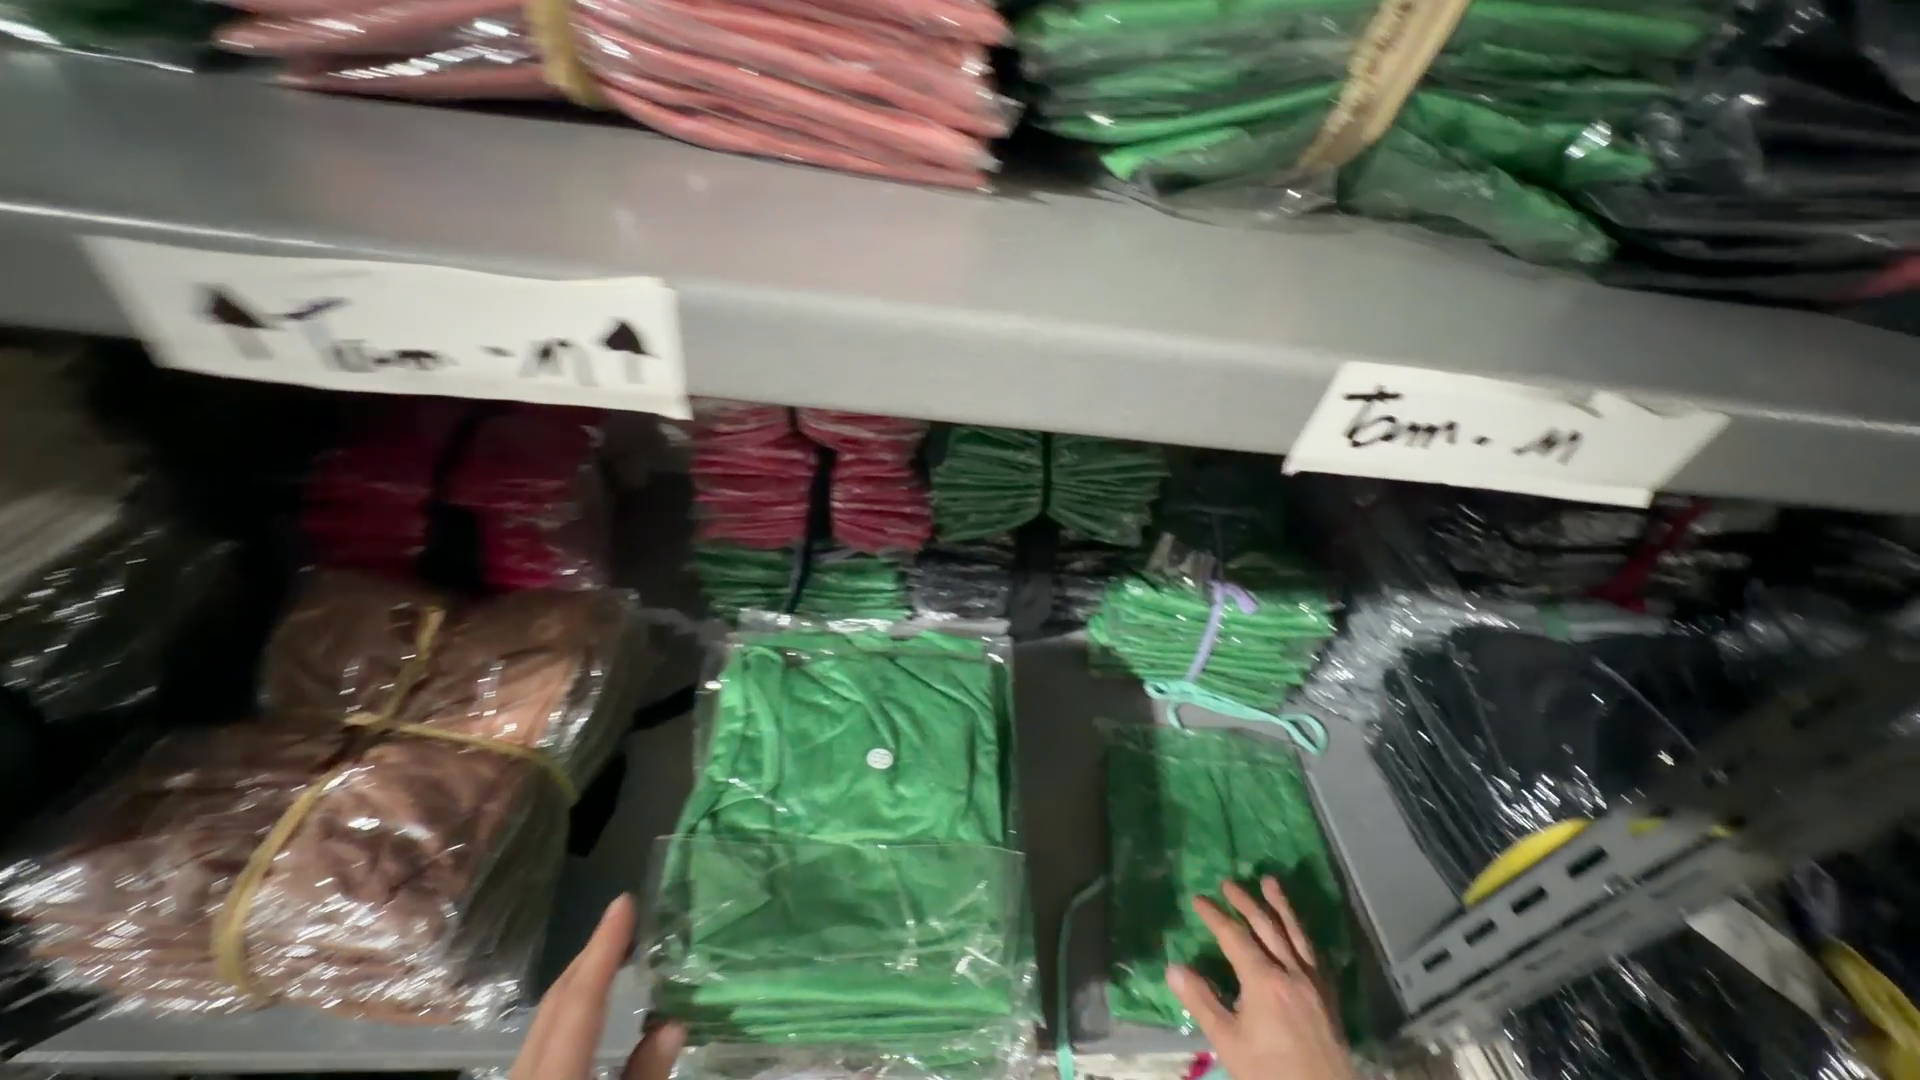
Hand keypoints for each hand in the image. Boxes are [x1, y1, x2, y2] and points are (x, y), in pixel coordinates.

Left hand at [511, 894, 685, 1079]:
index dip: (604, 949)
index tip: (625, 902)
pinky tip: (590, 1007)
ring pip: (545, 1017)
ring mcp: (520, 1077)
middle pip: (556, 1002)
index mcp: (556, 1074)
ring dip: (580, 980)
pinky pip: (542, 1035)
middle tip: (627, 918)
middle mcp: (528, 1070)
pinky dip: (568, 1009)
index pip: (581, 1001)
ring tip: (616, 952)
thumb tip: (674, 1022)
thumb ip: (645, 1075)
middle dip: (591, 955)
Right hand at [1166, 877, 1354, 1079]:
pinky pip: (1315, 954)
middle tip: (1228, 883)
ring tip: (1269, 882)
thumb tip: (1173, 967)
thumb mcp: (1228, 1043)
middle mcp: (1292, 972)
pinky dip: (1303, 935)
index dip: (1215, 916)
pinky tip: (1299, 931)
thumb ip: (1202, 1002)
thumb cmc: (1269, 1074)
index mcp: (1264, 981)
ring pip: (1296, 934)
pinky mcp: (1329, 997)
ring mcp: (1314, 983)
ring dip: (1281, 906)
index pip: (1235, 937)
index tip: (1198, 900)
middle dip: (1245, 902)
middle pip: (1267, 927)